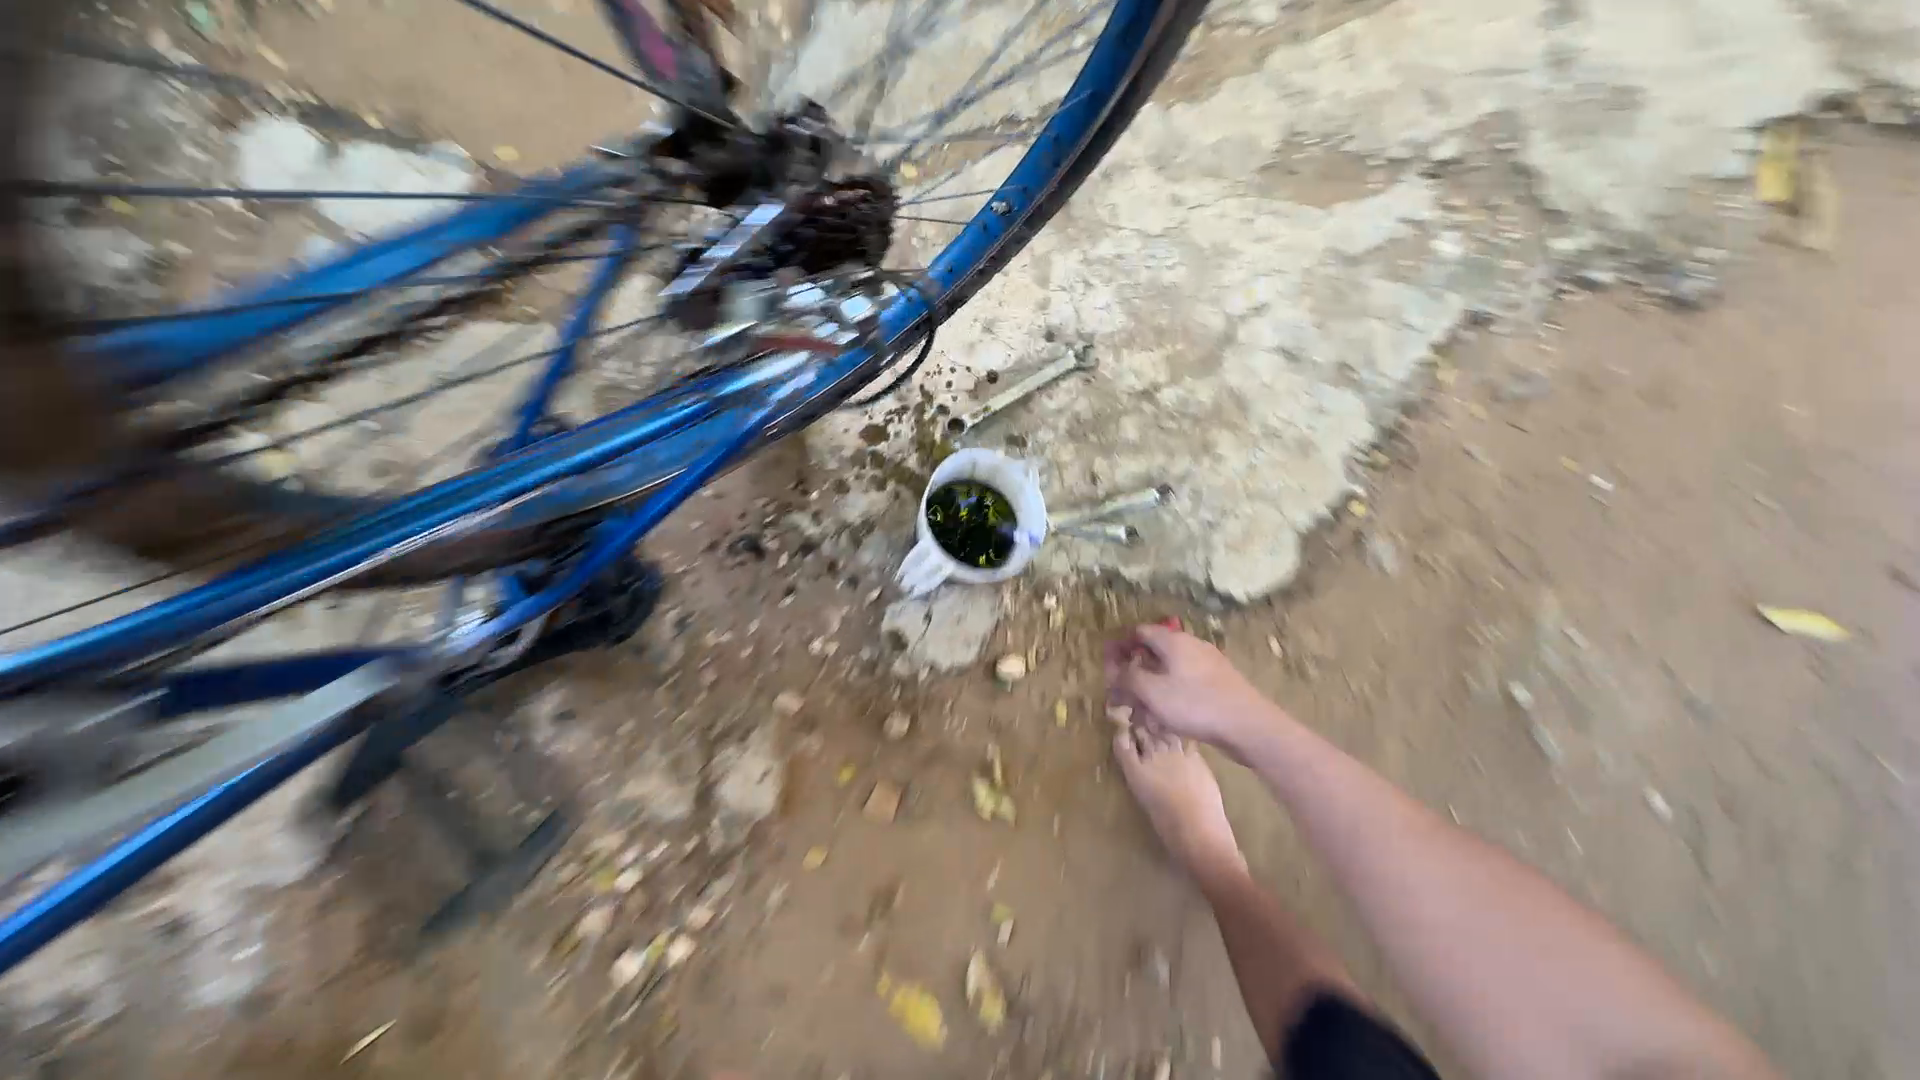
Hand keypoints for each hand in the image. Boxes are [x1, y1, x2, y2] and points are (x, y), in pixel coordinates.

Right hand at [1104, 624, 1278, 757]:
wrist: (1248, 725)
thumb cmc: (1195, 704)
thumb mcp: (1151, 692)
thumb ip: (1127, 678)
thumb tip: (1114, 670)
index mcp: (1173, 641)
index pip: (1139, 632)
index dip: (1120, 647)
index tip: (1108, 667)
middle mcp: (1191, 646)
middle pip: (1154, 654)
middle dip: (1135, 674)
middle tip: (1122, 697)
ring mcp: (1208, 665)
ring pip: (1170, 673)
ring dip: (1152, 691)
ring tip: (1143, 716)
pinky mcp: (1219, 685)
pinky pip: (1186, 686)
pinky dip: (1171, 698)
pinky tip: (1168, 721)